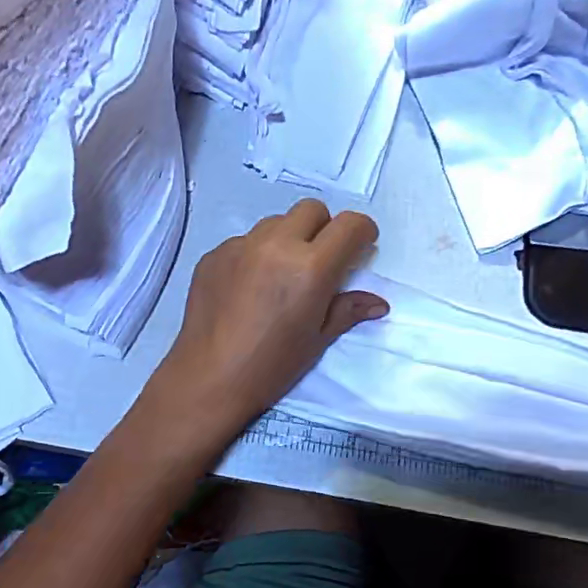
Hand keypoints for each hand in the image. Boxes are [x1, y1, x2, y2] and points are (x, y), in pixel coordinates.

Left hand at [141, 199, 384, 445]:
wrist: (209, 378)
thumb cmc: (272, 366)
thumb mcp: (317, 340)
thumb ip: (347, 311)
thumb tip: (377, 303)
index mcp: (310, 267)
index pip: (349, 225)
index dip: (363, 231)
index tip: (362, 246)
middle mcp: (276, 245)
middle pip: (312, 210)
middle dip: (325, 228)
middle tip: (322, 260)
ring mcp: (241, 246)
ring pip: (276, 222)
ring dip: (289, 238)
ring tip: (282, 275)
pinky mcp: (215, 254)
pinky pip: (245, 241)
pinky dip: (257, 254)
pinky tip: (250, 288)